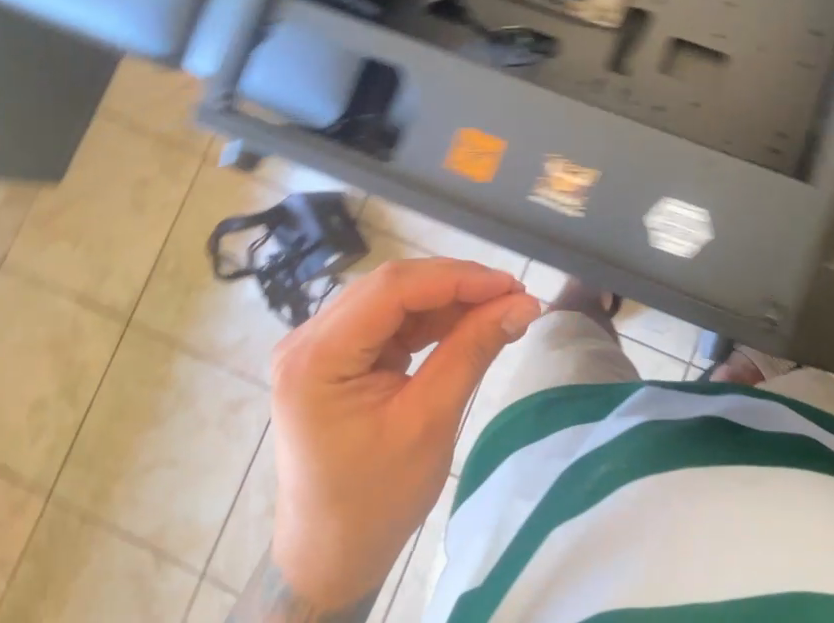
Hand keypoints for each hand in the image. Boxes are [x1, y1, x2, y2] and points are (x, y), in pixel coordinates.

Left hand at [267, 257, 542, 610]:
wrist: (333, 554)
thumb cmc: (377, 498)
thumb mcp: (430, 421)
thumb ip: (473, 351)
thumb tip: (525, 304)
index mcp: (316, 356)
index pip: (393, 289)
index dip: (457, 278)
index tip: (512, 287)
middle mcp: (308, 339)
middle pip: (392, 287)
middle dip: (457, 286)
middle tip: (514, 298)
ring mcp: (320, 348)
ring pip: (394, 300)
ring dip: (449, 301)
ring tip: (502, 309)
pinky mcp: (337, 359)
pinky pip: (390, 323)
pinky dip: (433, 321)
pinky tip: (470, 325)